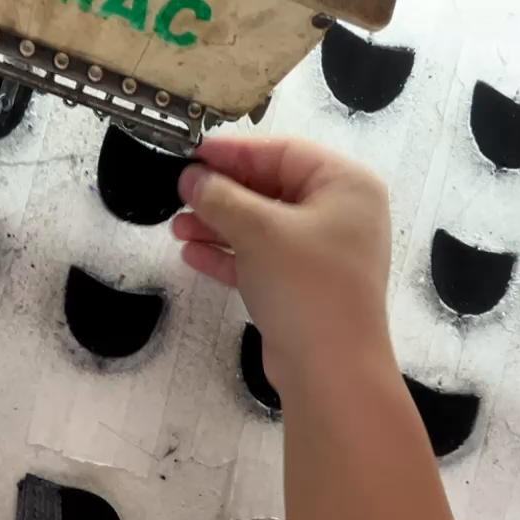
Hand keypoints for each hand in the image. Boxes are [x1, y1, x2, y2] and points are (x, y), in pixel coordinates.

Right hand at [173, 136, 394, 394]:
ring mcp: (318, 254)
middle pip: (269, 190)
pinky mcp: (299, 287)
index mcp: (344, 185)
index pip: (282, 153)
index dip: (234, 152)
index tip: (192, 153)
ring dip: (217, 227)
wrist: (329, 367)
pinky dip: (227, 257)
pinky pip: (259, 261)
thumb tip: (191, 179)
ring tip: (176, 228)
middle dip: (221, 195)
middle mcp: (336, 214)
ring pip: (260, 229)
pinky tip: (192, 255)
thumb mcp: (260, 232)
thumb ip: (222, 200)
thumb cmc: (305, 286)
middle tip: (178, 193)